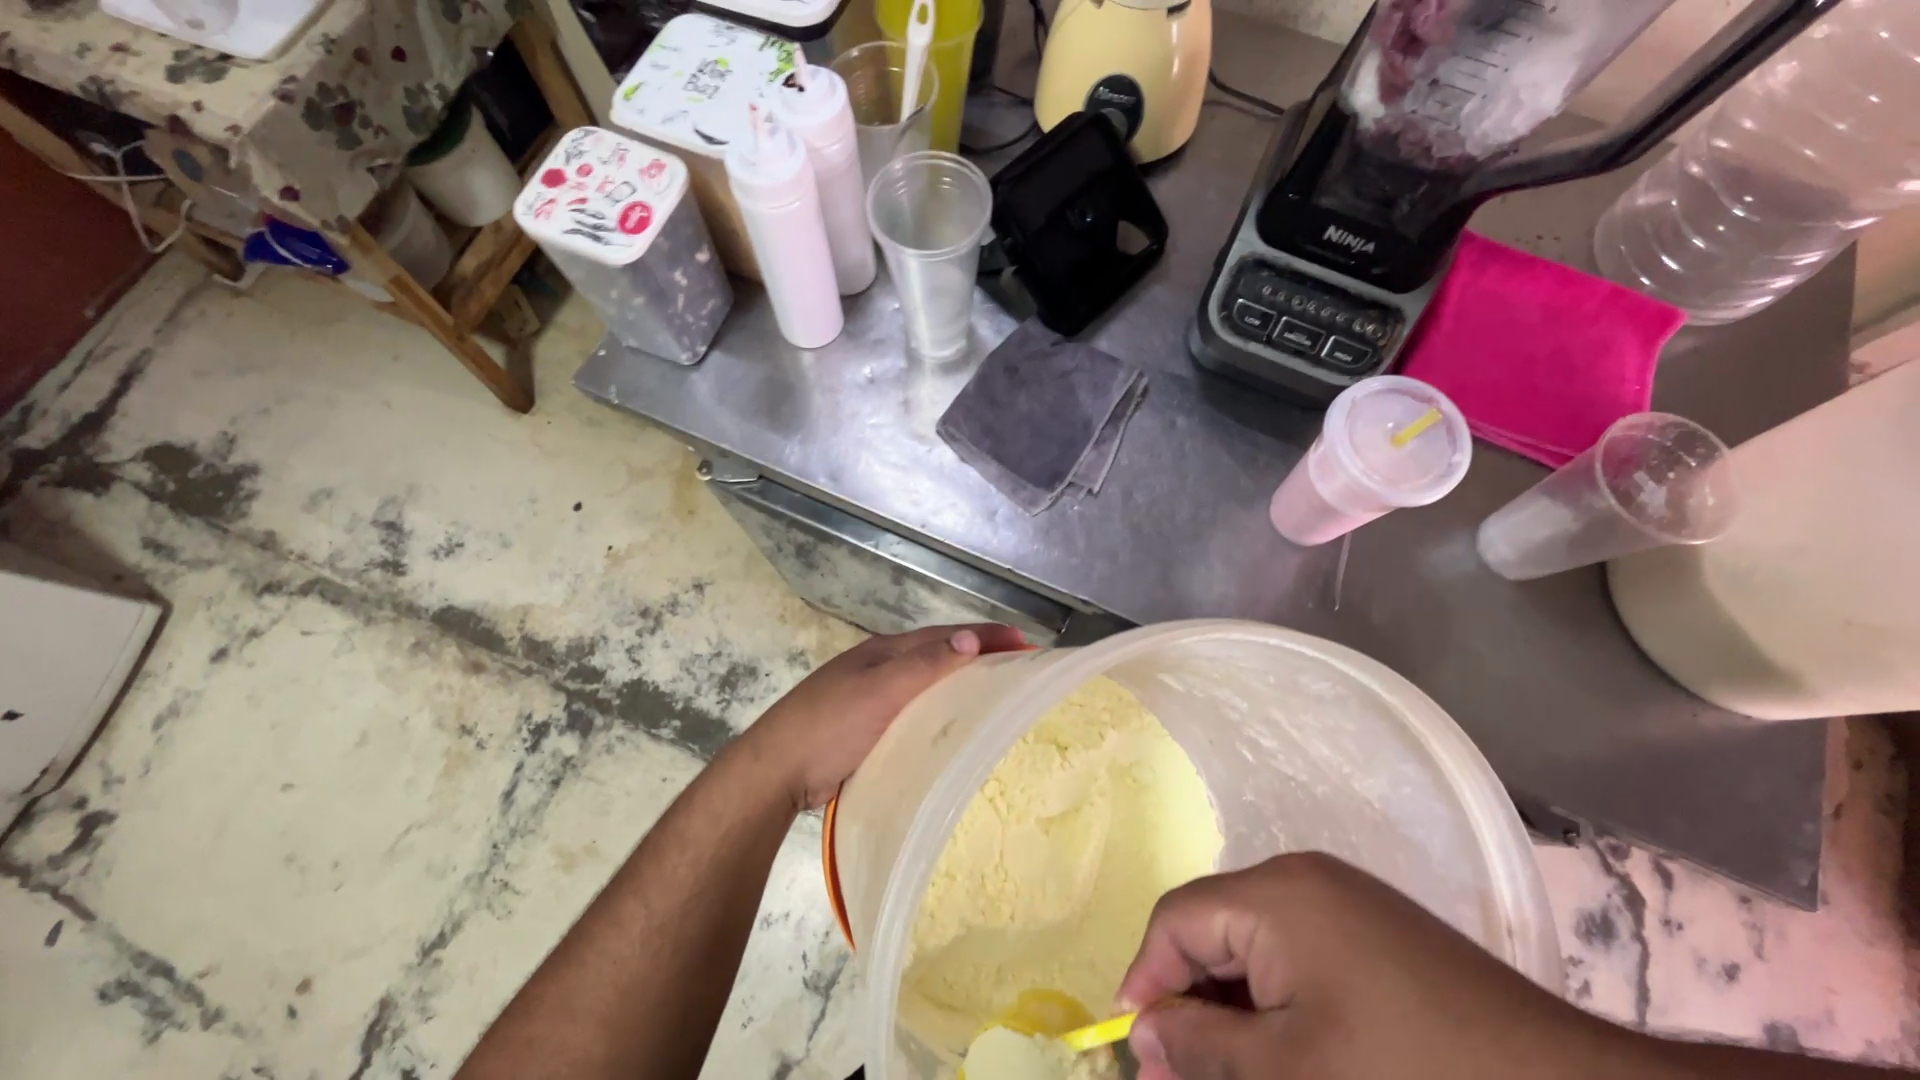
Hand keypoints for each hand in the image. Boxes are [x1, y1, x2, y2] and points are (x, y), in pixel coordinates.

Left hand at [729, 623, 1025, 810]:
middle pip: (940, 657)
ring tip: (999, 701)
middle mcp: (882, 670)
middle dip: (980, 658)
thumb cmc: (831, 724)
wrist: (778, 769)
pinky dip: (942, 716)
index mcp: (886, 652)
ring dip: (962, 687)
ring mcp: (874, 701)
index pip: (947, 636)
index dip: (987, 636)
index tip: (1028, 644)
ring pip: (929, 688)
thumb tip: (971, 637)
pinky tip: (957, 733)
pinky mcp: (870, 732)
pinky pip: (917, 717)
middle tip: (1021, 672)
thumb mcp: (881, 690)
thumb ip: (926, 665)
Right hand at [1117, 853, 1638, 1079]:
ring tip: (1227, 1071)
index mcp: (1275, 893)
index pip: (1177, 919)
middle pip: (1213, 930)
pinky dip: (1274, 1003)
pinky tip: (1280, 1052)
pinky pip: (1296, 957)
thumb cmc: (1406, 1071)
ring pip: (1253, 949)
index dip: (1145, 979)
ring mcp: (1344, 904)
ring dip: (1231, 1009)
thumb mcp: (1288, 1067)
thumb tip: (1143, 1031)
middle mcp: (1304, 881)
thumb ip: (1201, 1045)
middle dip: (1188, 1002)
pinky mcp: (1373, 935)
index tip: (1134, 1050)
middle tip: (1178, 1075)